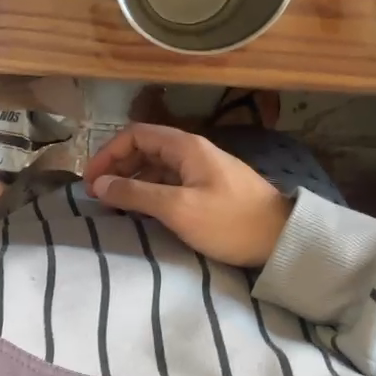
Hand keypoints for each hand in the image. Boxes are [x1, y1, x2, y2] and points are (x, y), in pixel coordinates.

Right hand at [83, 124, 294, 267]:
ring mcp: (201, 170)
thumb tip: (99, 185)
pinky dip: (148, 192)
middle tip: (98, 195)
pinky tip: (141, 210)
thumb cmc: (230, 222)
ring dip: (131, 181)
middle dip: (116, 167)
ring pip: (155, 167)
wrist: (283, 241)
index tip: (91, 181)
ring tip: (114, 205)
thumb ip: (135, 194)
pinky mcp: (208, 189)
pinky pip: (168, 182)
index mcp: (185, 147)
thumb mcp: (178, 209)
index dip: (108, 153)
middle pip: (143, 149)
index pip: (135, 134)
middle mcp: (192, 152)